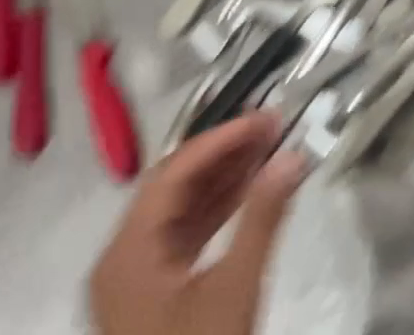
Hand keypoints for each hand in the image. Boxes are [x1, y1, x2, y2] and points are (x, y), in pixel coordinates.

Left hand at [90, 112, 304, 334]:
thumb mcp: (236, 288)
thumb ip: (263, 217)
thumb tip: (292, 156)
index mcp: (126, 254)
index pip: (172, 175)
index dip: (220, 140)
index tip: (267, 118)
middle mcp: (122, 258)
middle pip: (171, 188)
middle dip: (224, 153)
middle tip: (274, 126)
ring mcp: (136, 278)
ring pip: (180, 211)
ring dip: (225, 178)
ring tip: (270, 148)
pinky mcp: (155, 295)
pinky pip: (185, 236)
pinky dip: (219, 209)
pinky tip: (253, 192)